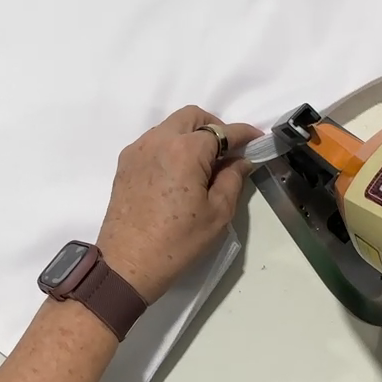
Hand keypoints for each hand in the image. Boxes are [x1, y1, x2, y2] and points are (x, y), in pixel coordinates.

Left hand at [96, 106, 259, 301]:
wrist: (128, 264)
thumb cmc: (177, 242)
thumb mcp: (217, 213)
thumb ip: (232, 179)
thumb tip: (241, 161)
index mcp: (184, 151)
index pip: (221, 132)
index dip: (243, 133)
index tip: (256, 140)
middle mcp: (158, 141)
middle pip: (191, 117)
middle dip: (214, 127)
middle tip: (227, 152)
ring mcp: (137, 150)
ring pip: (170, 127)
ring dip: (190, 135)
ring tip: (203, 165)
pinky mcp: (125, 164)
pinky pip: (153, 142)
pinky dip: (171, 146)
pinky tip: (179, 173)